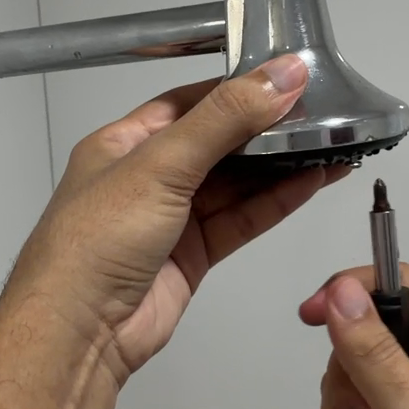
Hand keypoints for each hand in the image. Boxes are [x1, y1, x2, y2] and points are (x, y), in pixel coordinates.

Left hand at [10, 56, 350, 381]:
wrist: (80, 330)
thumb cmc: (92, 244)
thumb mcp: (160, 165)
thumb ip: (223, 121)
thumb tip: (277, 77)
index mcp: (124, 144)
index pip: (188, 103)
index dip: (236, 88)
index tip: (284, 77)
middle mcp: (147, 178)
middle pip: (218, 143)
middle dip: (266, 130)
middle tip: (318, 112)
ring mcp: (171, 219)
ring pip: (236, 185)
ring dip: (280, 167)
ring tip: (329, 145)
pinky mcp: (192, 256)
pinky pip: (241, 220)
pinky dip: (275, 202)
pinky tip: (309, 183)